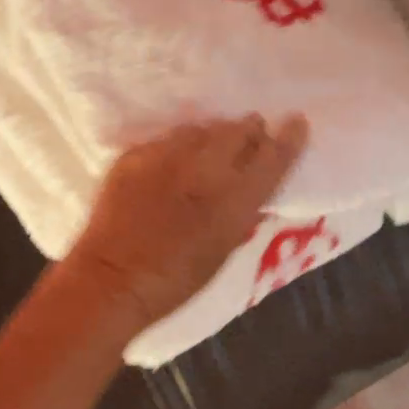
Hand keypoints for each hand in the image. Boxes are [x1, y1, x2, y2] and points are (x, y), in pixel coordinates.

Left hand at [72, 115, 308, 333]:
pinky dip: (177, 148)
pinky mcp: (135, 154)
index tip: (297, 124)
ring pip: (202, 129)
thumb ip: (239, 218)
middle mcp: (205, 168)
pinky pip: (166, 140)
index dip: (289, 138)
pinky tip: (174, 163)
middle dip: (248, 133)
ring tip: (213, 148)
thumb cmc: (172, 285)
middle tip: (252, 135)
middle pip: (238, 131)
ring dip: (212, 136)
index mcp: (234, 200)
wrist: (111, 282)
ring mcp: (167, 156)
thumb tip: (251, 197)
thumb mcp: (221, 255)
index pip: (273, 156)